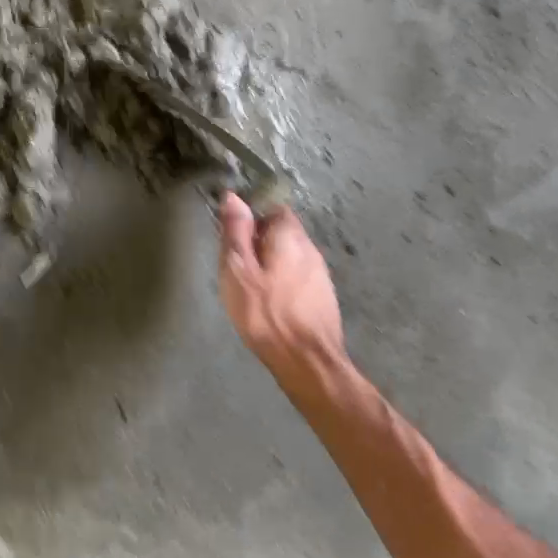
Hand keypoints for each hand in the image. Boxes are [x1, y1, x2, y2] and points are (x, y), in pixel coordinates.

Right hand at [217, 191, 343, 366]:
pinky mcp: (324, 298)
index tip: (235, 243)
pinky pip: (299, 279)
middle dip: (262, 244)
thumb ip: (236, 232)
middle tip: (240, 269)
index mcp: (289, 236)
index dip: (252, 221)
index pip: (273, 209)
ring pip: (292, 258)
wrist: (307, 360)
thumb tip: (233, 197)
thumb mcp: (238, 269)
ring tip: (253, 290)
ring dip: (274, 266)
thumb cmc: (265, 312)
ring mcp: (321, 275)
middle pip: (283, 233)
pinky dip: (285, 284)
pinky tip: (273, 305)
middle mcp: (310, 248)